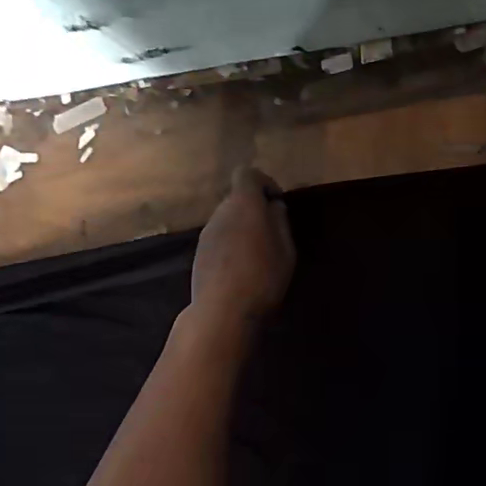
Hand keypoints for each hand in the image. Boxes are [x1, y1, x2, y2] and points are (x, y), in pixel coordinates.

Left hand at [190, 167, 295, 325]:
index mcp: (243, 205)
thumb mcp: (285, 250)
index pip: (246, 174)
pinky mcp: (199, 254)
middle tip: (273, 232)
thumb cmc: (262, 278)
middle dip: (255, 209)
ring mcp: (206, 234)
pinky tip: (242, 269)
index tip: (277, 202)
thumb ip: (280, 222)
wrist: (222, 312)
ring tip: (259, 254)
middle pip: (237, 198)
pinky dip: (232, 244)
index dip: (264, 182)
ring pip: (227, 220)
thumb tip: (274, 206)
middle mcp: (220, 213)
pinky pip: (220, 238)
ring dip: (243, 228)